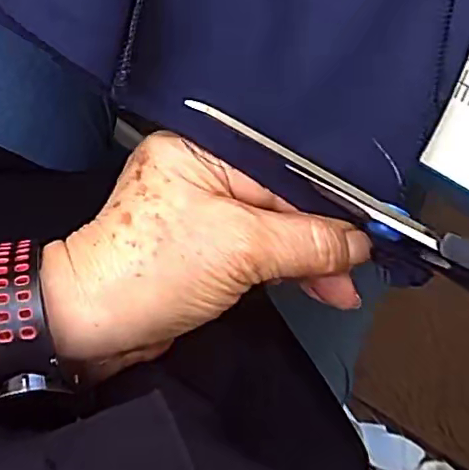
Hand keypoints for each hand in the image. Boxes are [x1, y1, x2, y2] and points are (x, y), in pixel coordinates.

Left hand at [43, 132, 372, 378]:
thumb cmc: (140, 271)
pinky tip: (309, 282)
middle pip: (275, 197)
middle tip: (354, 267)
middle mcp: (188, 174)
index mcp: (188, 151)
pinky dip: (283, 266)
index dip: (325, 201)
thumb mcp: (240, 246)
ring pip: (268, 225)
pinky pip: (253, 248)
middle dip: (318, 235)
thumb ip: (307, 240)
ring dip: (306, 257)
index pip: (277, 168)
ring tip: (334, 285)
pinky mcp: (196, 244)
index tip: (369, 228)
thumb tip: (356, 240)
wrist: (99, 318)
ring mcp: (191, 210)